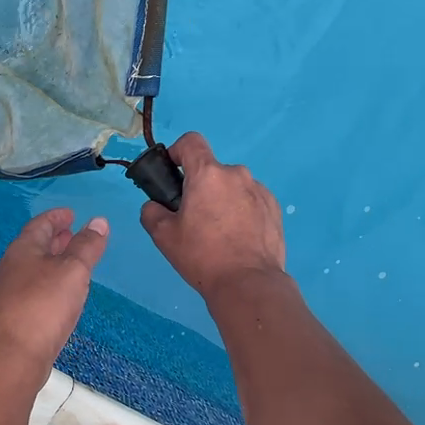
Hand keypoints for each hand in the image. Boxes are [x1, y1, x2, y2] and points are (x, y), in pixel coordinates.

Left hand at [0, 208, 108, 367]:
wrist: (14, 355)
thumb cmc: (43, 306)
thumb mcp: (72, 270)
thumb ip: (86, 246)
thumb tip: (98, 222)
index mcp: (22, 250)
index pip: (40, 224)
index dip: (57, 217)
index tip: (70, 214)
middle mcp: (12, 268)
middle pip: (34, 246)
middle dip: (55, 239)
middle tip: (72, 233)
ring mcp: (10, 293)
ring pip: (34, 268)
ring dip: (53, 261)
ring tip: (72, 261)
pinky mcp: (15, 315)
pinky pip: (35, 289)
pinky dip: (50, 282)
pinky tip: (62, 294)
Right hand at [140, 132, 285, 297]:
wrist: (248, 282)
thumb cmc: (201, 255)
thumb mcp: (163, 236)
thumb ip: (151, 212)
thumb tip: (155, 206)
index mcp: (207, 174)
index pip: (191, 142)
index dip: (177, 151)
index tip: (172, 172)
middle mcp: (236, 174)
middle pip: (211, 171)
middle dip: (199, 187)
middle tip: (192, 219)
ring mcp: (259, 190)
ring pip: (231, 187)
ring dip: (222, 200)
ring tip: (218, 233)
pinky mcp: (273, 208)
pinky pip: (250, 201)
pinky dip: (240, 212)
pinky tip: (237, 239)